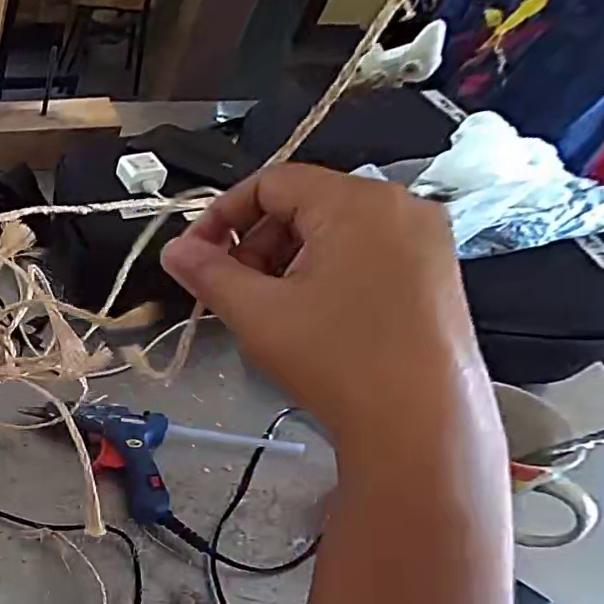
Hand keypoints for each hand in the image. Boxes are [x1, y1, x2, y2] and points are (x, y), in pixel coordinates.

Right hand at [160, 164, 494, 456]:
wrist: (419, 421)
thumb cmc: (334, 357)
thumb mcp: (256, 312)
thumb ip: (207, 273)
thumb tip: (173, 248)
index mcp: (357, 203)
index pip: (272, 181)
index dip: (222, 214)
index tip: (194, 256)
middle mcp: (399, 206)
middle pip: (301, 205)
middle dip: (253, 244)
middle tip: (229, 292)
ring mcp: (422, 239)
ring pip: (329, 231)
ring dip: (281, 262)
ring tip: (265, 310)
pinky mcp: (431, 271)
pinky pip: (359, 252)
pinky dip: (318, 273)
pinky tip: (305, 316)